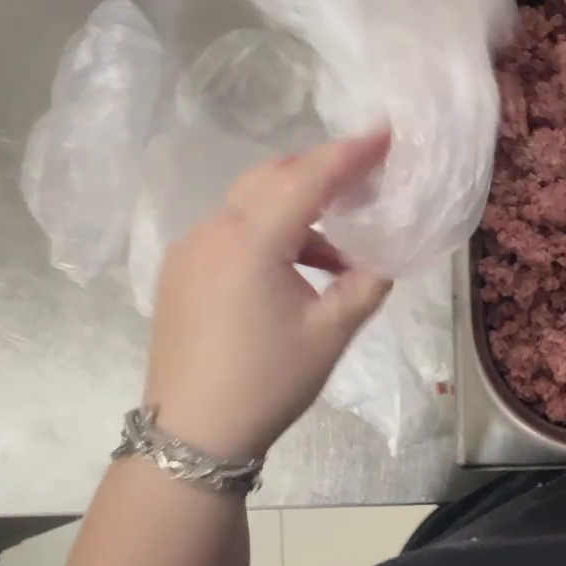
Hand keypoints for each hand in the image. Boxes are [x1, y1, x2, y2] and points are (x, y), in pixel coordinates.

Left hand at [144, 131, 392, 460]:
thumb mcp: (330, 336)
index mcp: (252, 240)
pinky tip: (294, 276)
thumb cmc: (268, 381)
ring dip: (297, 215)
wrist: (195, 432)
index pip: (308, 178)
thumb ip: (363, 289)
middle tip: (363, 181)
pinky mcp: (181, 274)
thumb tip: (381, 266)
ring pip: (250, 207)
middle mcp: (213, 231)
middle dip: (319, 173)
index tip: (384, 133)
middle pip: (271, 178)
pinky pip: (231, 235)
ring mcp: (190, 251)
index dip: (350, 154)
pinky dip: (269, 238)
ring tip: (337, 257)